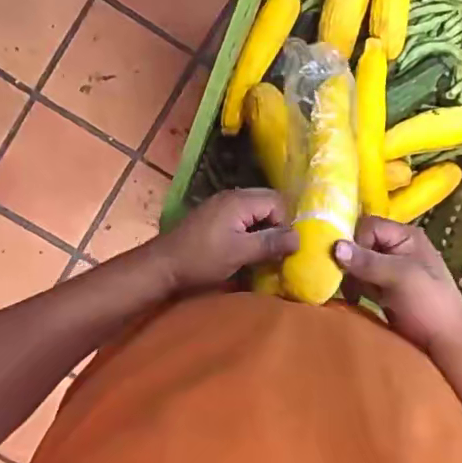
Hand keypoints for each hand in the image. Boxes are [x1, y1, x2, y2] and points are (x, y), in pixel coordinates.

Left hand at [146, 188, 297, 292]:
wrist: (162, 265)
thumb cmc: (202, 259)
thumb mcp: (240, 253)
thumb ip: (270, 243)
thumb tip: (299, 238)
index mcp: (239, 200)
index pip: (277, 202)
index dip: (283, 224)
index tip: (280, 248)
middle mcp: (231, 196)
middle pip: (266, 203)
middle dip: (275, 225)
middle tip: (274, 250)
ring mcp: (219, 205)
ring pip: (253, 211)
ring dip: (261, 229)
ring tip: (260, 252)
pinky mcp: (212, 217)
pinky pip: (240, 217)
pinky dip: (247, 231)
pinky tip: (243, 249)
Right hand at [331, 216, 461, 353]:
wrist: (446, 345)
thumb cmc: (429, 304)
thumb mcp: (399, 277)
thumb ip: (367, 261)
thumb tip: (335, 246)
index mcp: (406, 236)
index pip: (369, 225)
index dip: (356, 240)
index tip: (349, 262)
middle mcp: (397, 248)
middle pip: (361, 242)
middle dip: (350, 260)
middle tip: (344, 277)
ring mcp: (391, 269)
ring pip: (358, 263)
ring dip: (351, 277)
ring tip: (352, 293)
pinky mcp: (384, 289)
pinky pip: (361, 280)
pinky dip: (355, 288)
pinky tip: (354, 299)